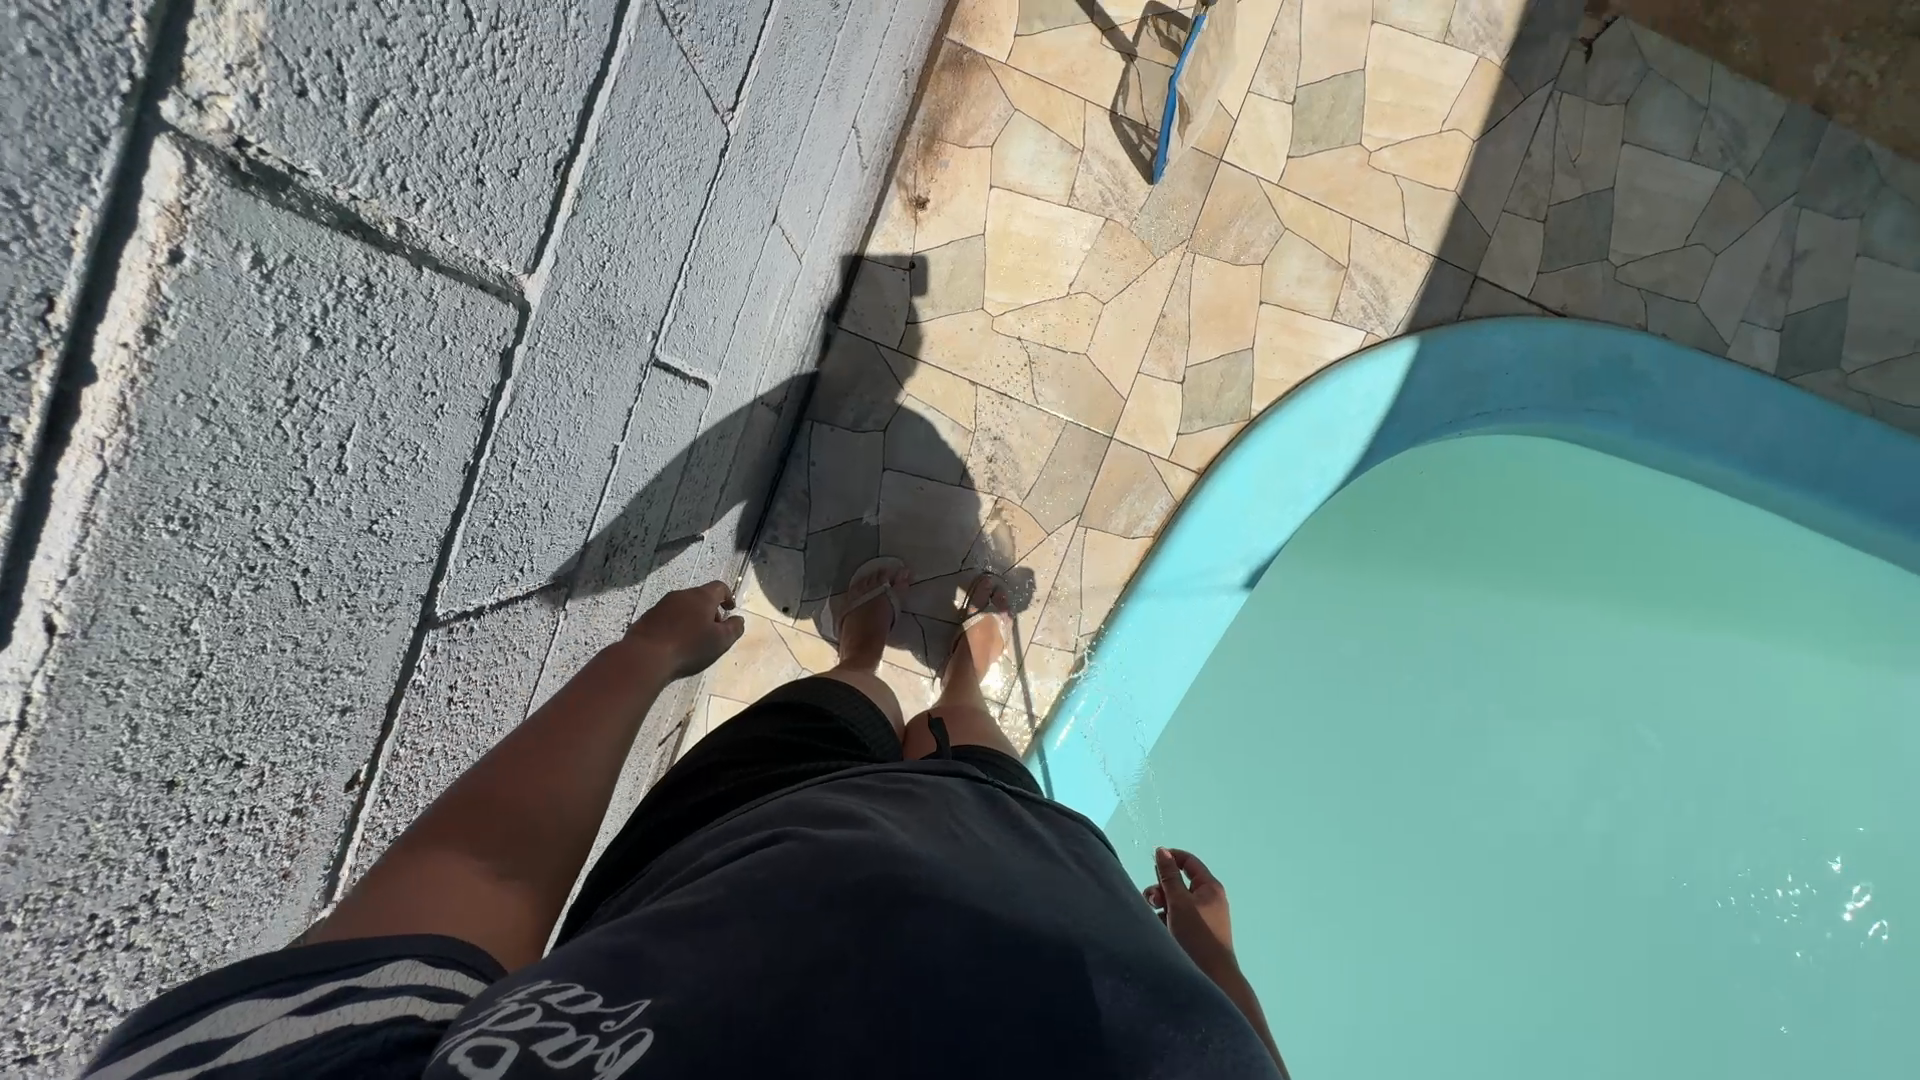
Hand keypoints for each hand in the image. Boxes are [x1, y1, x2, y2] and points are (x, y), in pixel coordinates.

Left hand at [620, 581, 745, 679]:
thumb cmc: (689, 646)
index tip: (730, 609)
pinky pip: (667, 616)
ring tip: (694, 637)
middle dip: (709, 610)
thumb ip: (734, 628)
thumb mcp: (720, 641)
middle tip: (713, 629)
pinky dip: (676, 624)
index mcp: (701, 597)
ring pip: (683, 606)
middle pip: (700, 596)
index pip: (719, 587)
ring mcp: (661, 605)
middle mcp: (681, 595)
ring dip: (691, 617)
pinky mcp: (647, 617)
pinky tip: (675, 642)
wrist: (645, 656)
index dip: (728, 596)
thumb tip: (739, 619)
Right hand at [1144, 847, 1237, 978]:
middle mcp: (1207, 899)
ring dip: (1161, 904)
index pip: (1188, 862)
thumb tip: (1162, 850)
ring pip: (1175, 900)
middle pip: (1179, 881)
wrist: (1213, 978)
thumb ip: (1168, 876)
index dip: (1170, 858)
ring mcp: (1202, 917)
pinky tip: (1159, 930)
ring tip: (1154, 917)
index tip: (1152, 864)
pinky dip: (1166, 919)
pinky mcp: (1195, 933)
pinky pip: (1176, 917)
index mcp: (1209, 887)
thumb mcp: (1179, 902)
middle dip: (1161, 887)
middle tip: (1153, 900)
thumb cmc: (1196, 935)